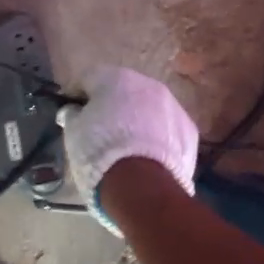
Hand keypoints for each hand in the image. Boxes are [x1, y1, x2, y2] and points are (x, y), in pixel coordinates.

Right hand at [57, 67, 199, 232]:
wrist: (141, 185)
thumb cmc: (99, 151)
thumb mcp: (73, 132)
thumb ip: (73, 115)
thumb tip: (73, 112)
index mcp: (114, 77)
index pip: (89, 79)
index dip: (79, 96)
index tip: (73, 114)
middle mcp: (147, 84)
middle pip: (123, 91)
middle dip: (112, 107)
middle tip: (100, 131)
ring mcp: (173, 106)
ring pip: (149, 110)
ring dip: (137, 122)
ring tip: (127, 148)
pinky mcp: (190, 131)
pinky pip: (166, 130)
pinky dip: (157, 139)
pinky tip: (147, 159)